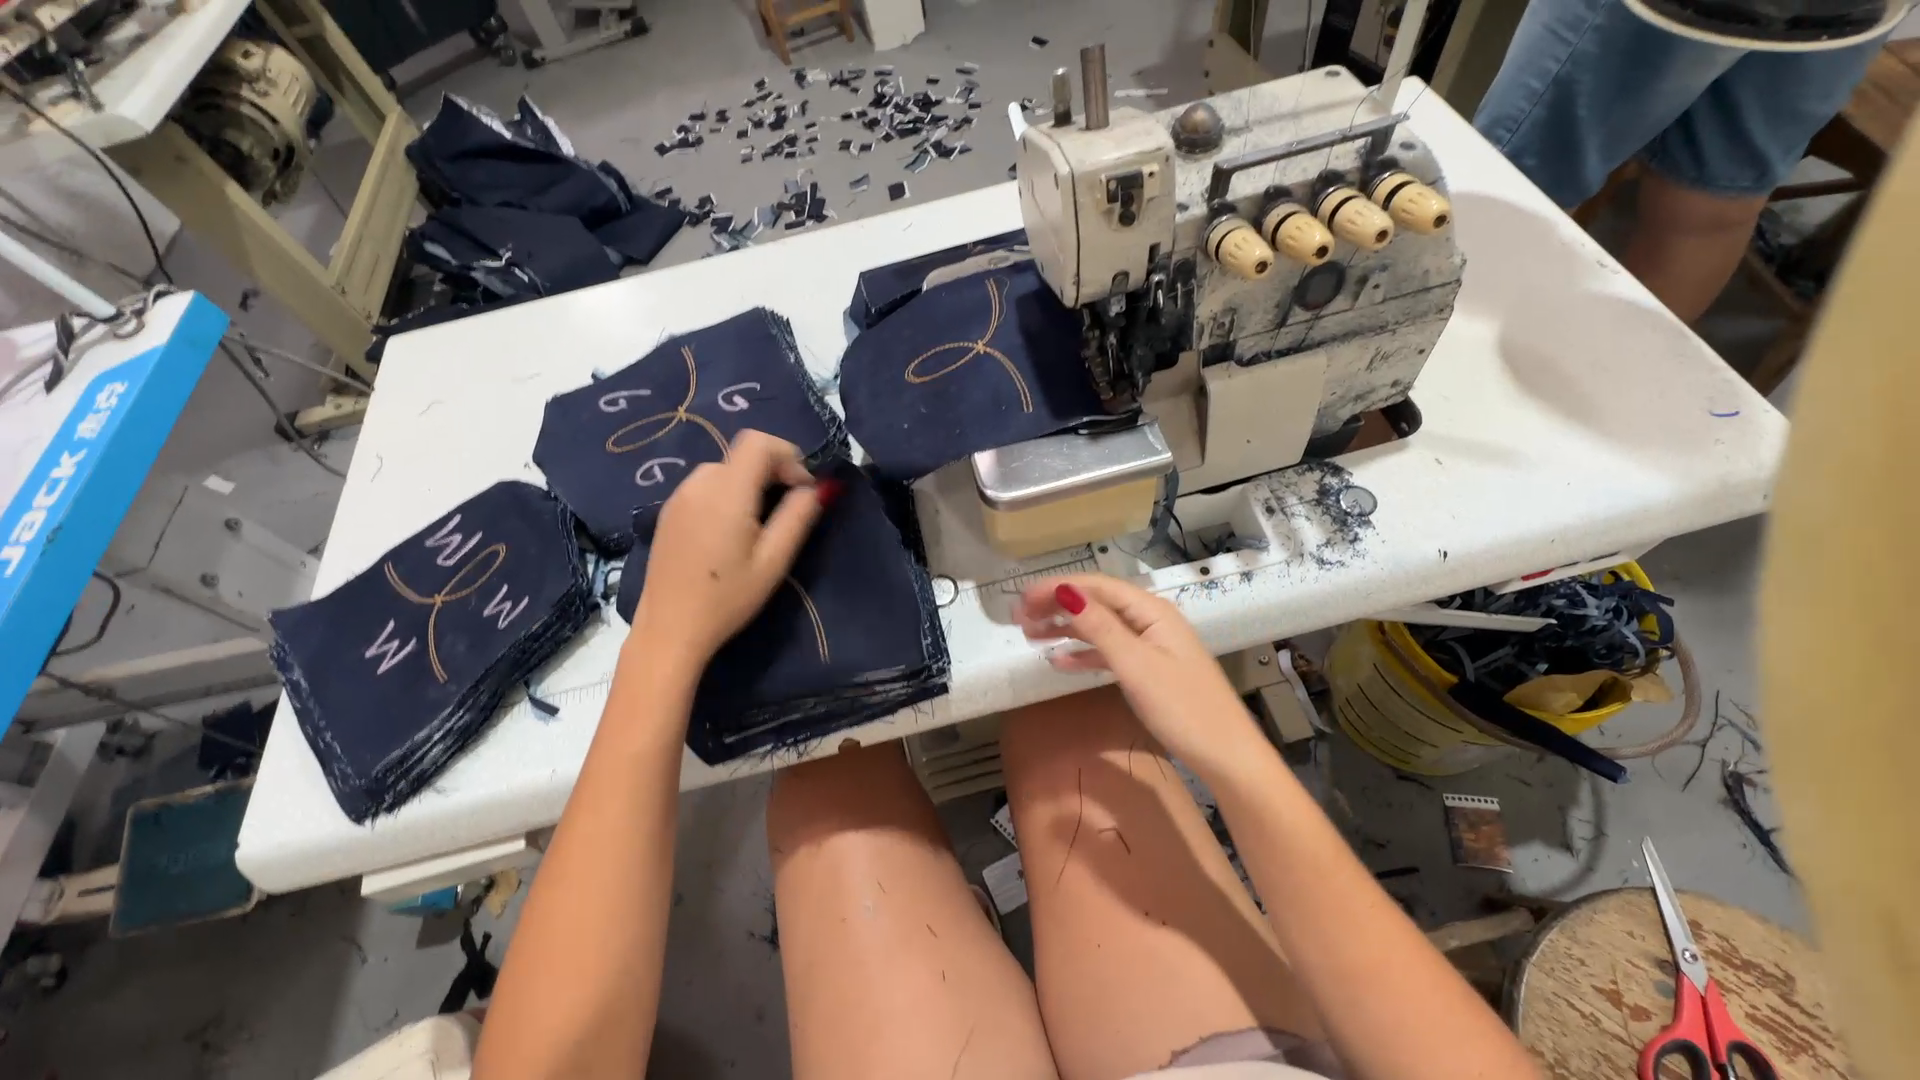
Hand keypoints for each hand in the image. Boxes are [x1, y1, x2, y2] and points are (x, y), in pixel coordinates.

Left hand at [629, 430, 837, 668]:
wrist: (669, 628)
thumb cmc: (727, 599)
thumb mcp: (773, 561)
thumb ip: (798, 517)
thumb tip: (817, 487)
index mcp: (726, 492)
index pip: (758, 442)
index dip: (788, 455)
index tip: (802, 489)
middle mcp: (698, 484)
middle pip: (742, 455)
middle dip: (772, 472)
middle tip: (788, 510)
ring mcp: (678, 497)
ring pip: (724, 469)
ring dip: (749, 483)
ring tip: (760, 524)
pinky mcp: (668, 512)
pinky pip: (705, 486)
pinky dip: (727, 494)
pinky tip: (730, 533)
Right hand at [1018, 573, 1272, 782]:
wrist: (1225, 754)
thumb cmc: (1182, 708)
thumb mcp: (1136, 665)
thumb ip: (1099, 627)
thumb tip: (1063, 590)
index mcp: (1151, 611)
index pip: (1096, 586)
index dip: (1056, 588)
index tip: (1020, 600)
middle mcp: (1151, 620)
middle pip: (1096, 603)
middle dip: (1056, 605)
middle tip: (1017, 618)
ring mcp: (1151, 645)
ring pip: (1100, 626)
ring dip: (1065, 628)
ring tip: (1029, 635)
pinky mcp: (1150, 669)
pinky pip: (1109, 651)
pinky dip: (1083, 652)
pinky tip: (1059, 661)